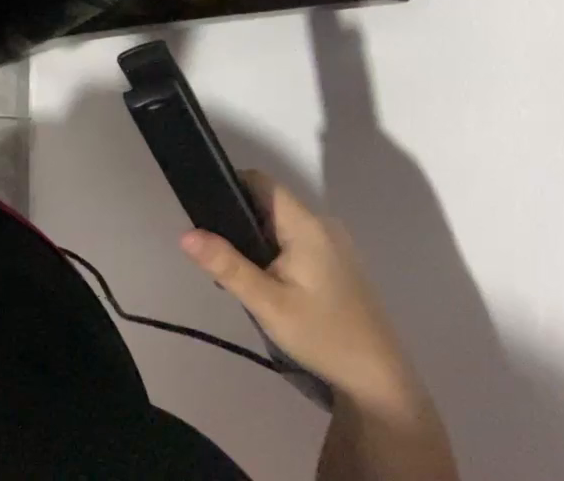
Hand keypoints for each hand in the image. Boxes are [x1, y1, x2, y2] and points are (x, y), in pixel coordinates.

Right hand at [180, 171, 418, 407]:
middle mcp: (323, 226)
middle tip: (214, 252)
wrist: (379, 381)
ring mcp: (334, 245)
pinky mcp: (336, 263)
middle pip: (268, 202)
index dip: (229, 184)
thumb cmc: (323, 335)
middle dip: (236, 218)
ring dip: (253, 237)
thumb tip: (184, 234)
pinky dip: (272, 250)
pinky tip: (263, 282)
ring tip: (235, 272)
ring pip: (279, 223)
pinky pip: (294, 240)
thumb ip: (226, 265)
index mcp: (307, 226)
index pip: (261, 182)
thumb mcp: (267, 303)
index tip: (201, 207)